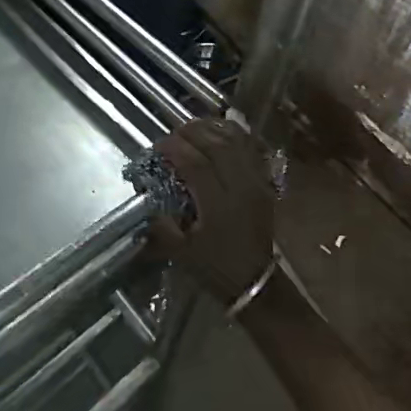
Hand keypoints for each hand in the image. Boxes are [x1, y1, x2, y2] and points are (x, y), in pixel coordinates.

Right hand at [147, 119, 280, 302]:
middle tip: (172, 135)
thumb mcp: (181, 252)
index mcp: (218, 205)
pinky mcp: (265, 184)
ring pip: (237, 142)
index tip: (157, 147)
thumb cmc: (216, 267)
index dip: (173, 148)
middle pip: (217, 146)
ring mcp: (256, 184)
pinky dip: (236, 135)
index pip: (195, 163)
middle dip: (191, 133)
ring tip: (193, 128)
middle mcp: (240, 188)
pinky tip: (221, 130)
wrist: (257, 283)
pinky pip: (252, 149)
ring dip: (213, 129)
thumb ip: (160, 224)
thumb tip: (145, 199)